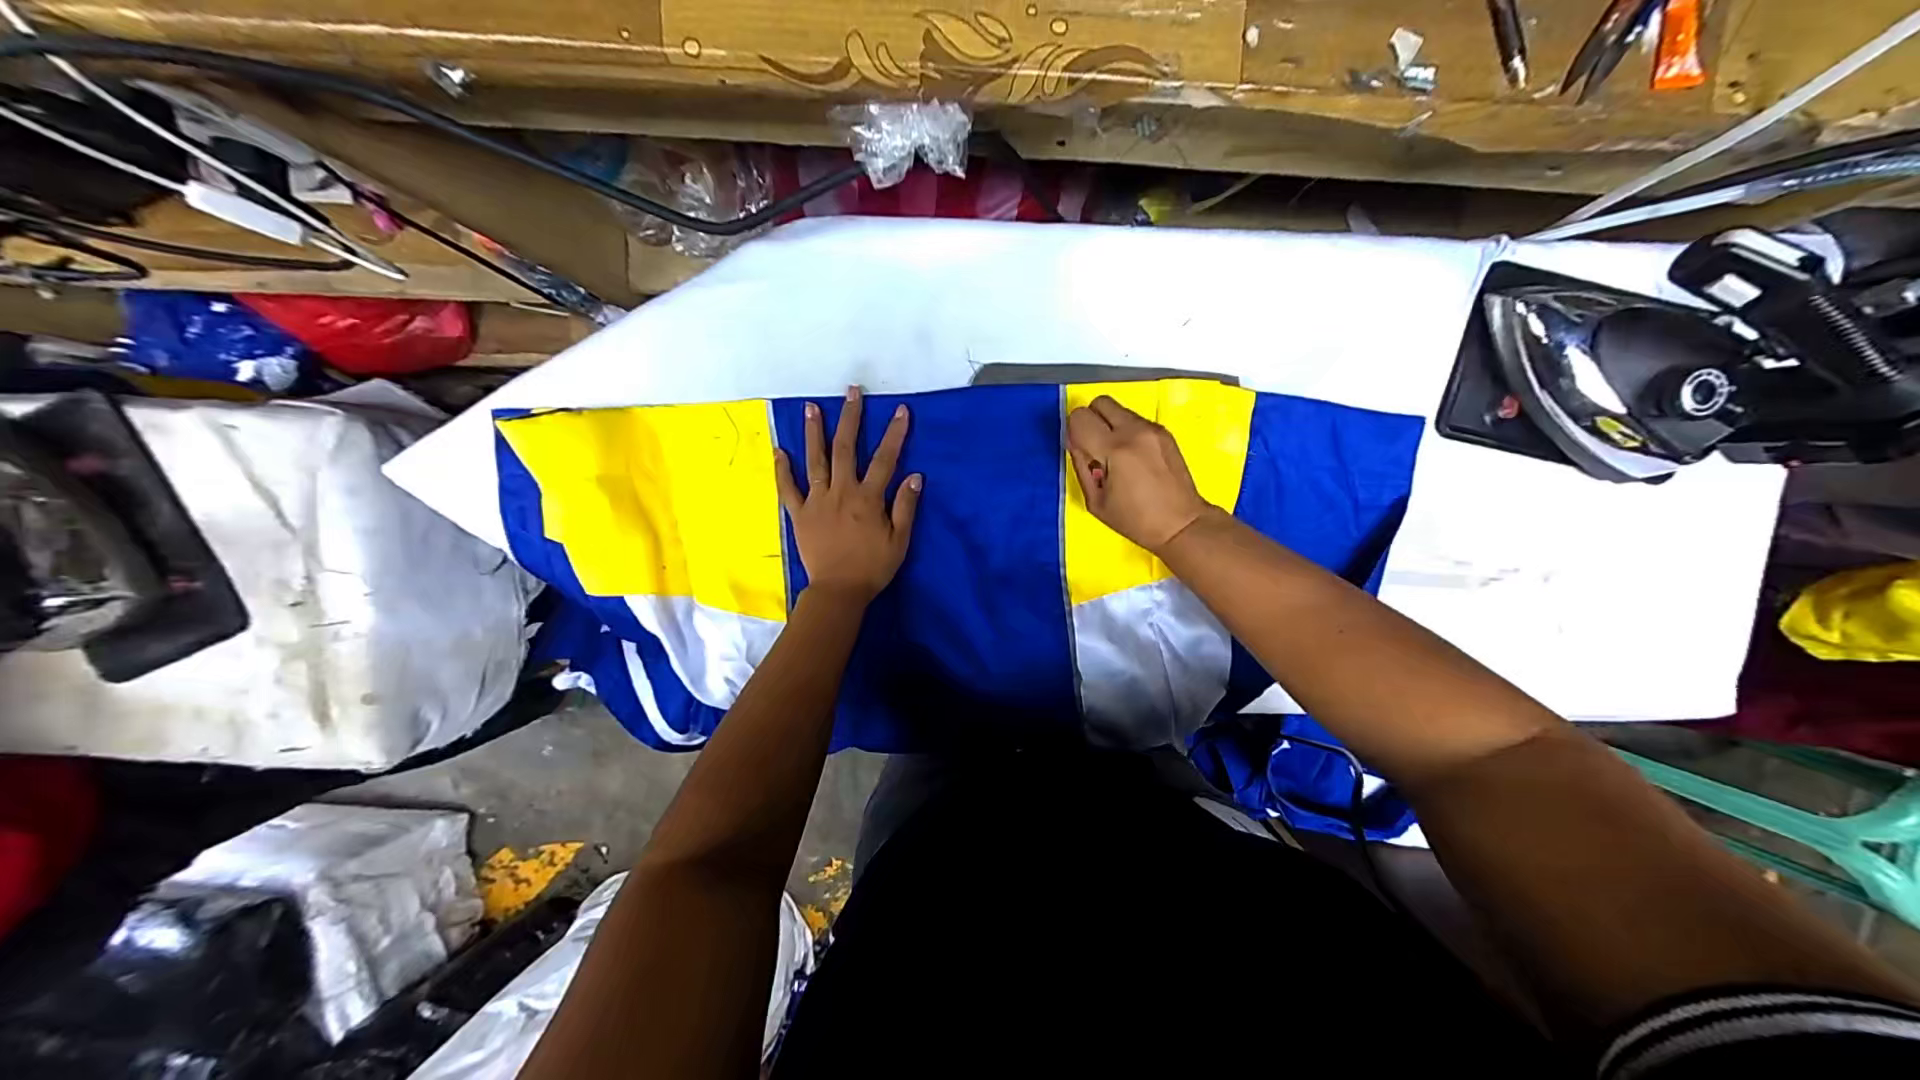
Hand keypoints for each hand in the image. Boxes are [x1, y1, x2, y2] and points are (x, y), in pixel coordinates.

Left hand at [774, 386, 921, 603]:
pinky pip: (789, 489)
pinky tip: (779, 450)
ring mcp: (817, 501)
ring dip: (814, 432)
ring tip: (811, 407)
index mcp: (868, 498)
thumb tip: (915, 476)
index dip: (894, 433)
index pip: (885, 458)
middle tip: (851, 392)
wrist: (839, 591)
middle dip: (850, 418)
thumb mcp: (900, 541)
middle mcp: (841, 492)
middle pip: (846, 448)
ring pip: (815, 460)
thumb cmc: (873, 568)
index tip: (900, 410)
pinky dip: (782, 470)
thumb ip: (906, 507)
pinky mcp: (800, 514)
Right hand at [1067, 395, 1216, 553]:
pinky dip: (1126, 432)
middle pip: (1100, 402)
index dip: (1074, 432)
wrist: (1181, 524)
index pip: (1080, 417)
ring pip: (1119, 409)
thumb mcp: (1095, 501)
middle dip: (1091, 420)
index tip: (1081, 451)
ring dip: (1109, 426)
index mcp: (1115, 449)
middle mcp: (1135, 431)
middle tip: (1094, 447)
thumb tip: (1075, 442)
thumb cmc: (1136, 520)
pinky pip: (1135, 420)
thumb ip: (1080, 465)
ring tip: (1115, 457)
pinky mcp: (1164, 432)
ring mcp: (1153, 429)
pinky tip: (1131, 458)